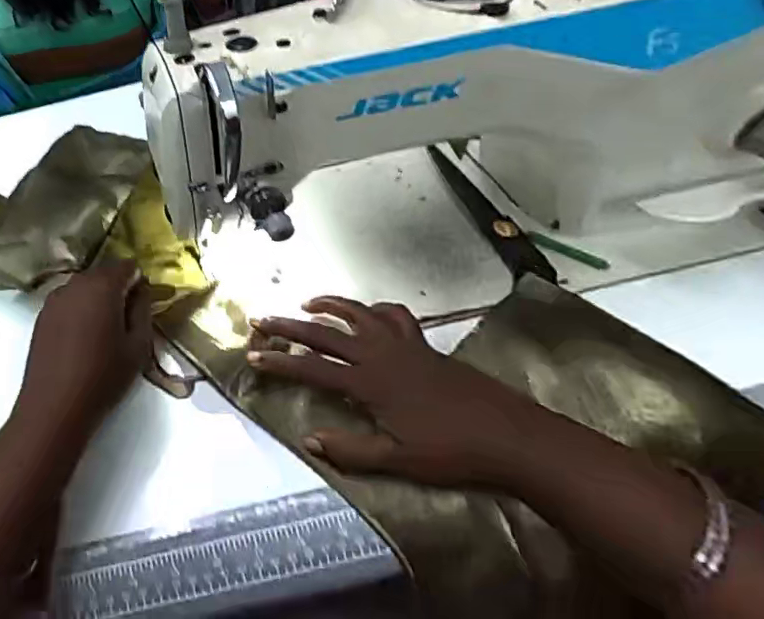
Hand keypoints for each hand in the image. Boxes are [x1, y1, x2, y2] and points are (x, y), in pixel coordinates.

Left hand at [12, 260, 152, 444]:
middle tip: (129, 317)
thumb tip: (141, 290)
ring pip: (83, 287)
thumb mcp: (137, 346)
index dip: (138, 279)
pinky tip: (84, 336)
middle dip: (118, 287)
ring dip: (97, 298)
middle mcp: (75, 283)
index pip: (126, 266)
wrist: (54, 405)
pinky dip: (79, 309)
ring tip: (106, 328)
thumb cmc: (103, 376)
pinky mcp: (42, 315)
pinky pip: (68, 301)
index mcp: (101, 286)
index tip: (144, 301)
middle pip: (102, 274)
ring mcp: (54, 298)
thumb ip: (142, 310)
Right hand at [248, 297, 555, 488]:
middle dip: (288, 326)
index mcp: (367, 382)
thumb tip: (309, 441)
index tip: (252, 356)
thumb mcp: (399, 460)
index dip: (279, 363)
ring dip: (327, 305)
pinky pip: (393, 315)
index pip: (311, 369)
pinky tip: (368, 312)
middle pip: (323, 333)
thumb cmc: (452, 451)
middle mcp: (377, 354)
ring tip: (307, 303)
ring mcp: (401, 344)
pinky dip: (375, 309)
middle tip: (261, 320)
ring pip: (355, 312)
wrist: (511, 436)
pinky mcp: (422, 344)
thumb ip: (351, 450)